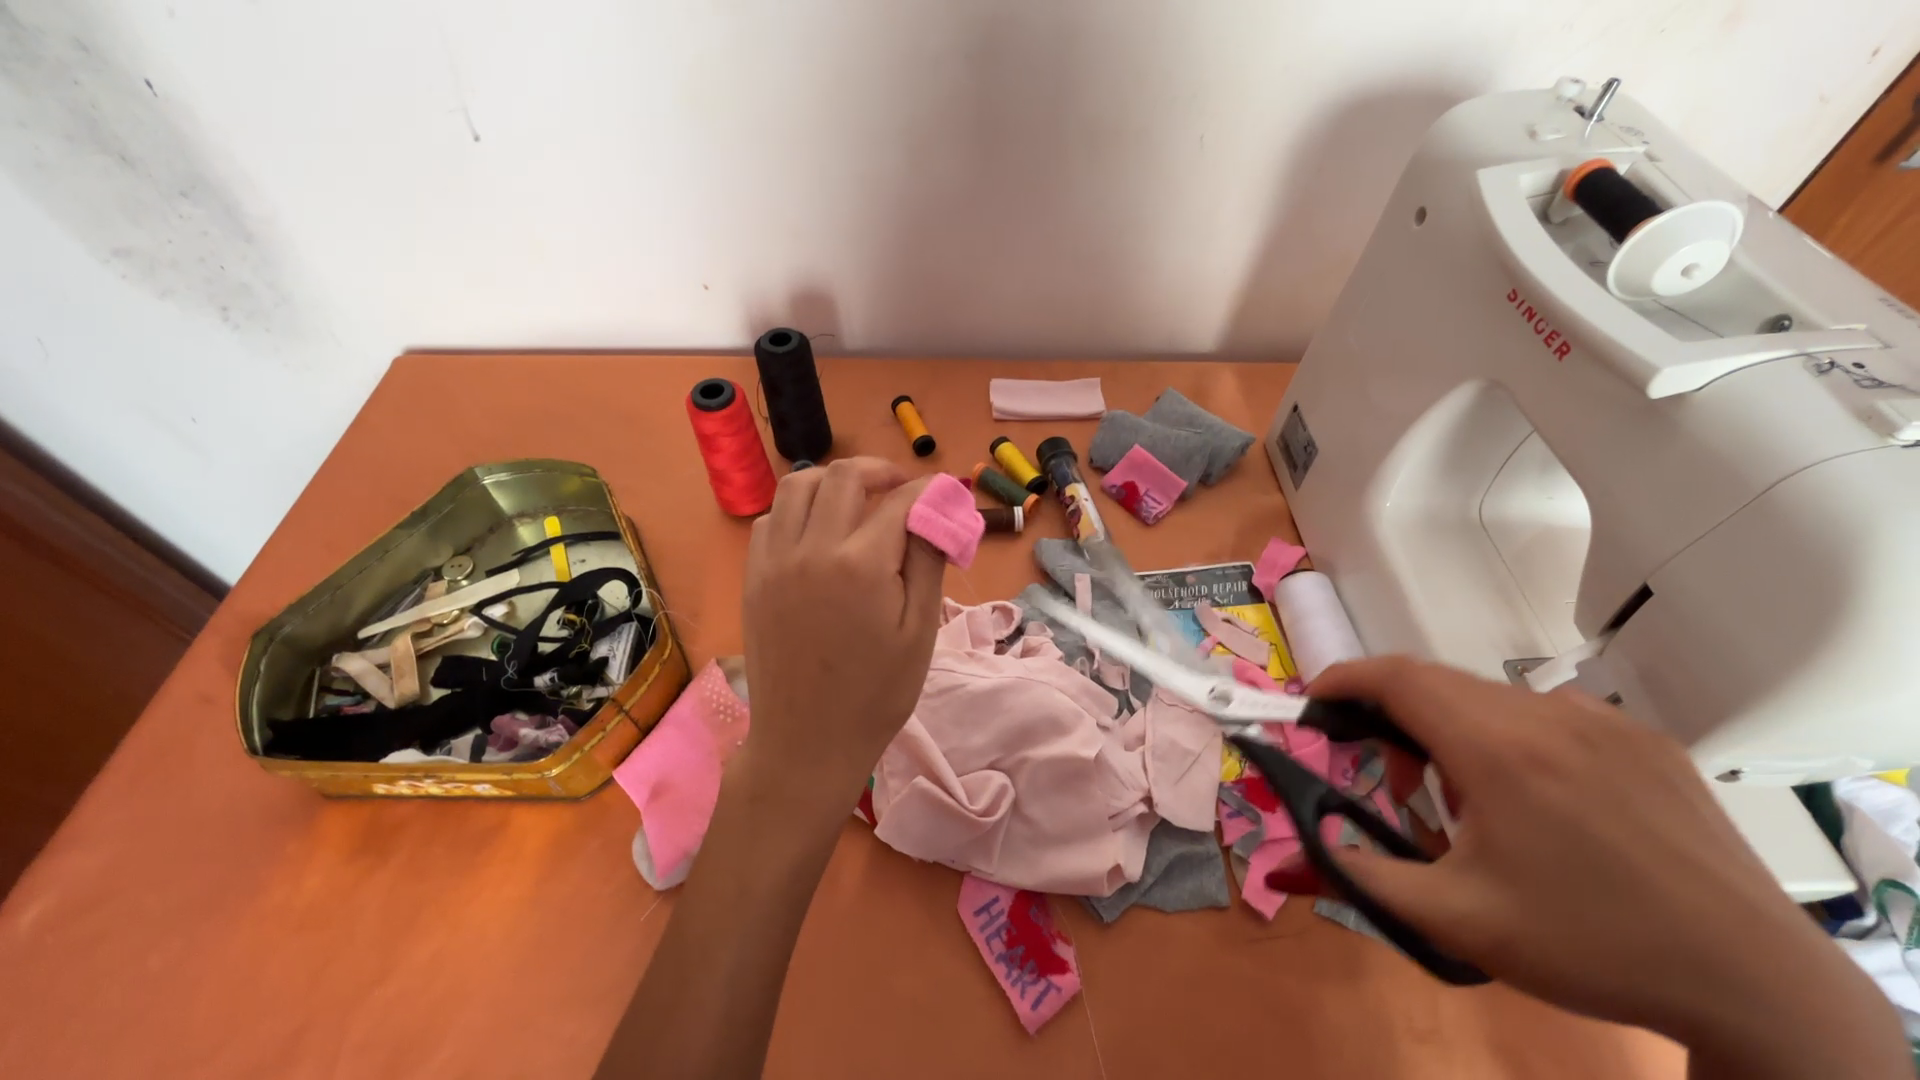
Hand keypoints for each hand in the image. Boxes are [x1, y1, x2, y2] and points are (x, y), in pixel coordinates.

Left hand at [739, 458, 945, 812]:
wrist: (808, 742)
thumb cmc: (877, 694)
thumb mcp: (919, 631)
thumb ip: (927, 561)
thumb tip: (937, 511)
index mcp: (861, 564)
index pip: (899, 501)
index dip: (927, 491)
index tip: (943, 495)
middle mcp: (812, 548)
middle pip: (844, 477)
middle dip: (879, 472)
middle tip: (901, 490)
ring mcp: (775, 560)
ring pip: (797, 486)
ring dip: (833, 480)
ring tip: (858, 499)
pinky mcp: (753, 576)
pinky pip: (770, 518)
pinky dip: (797, 508)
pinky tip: (818, 530)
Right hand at [1282, 657, 1906, 1073]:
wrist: (1751, 979)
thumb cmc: (1586, 943)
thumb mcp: (1455, 920)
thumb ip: (1358, 877)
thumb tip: (1286, 862)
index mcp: (1498, 749)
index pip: (1398, 677)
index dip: (1346, 678)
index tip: (1315, 702)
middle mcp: (1549, 715)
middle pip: (1442, 686)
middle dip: (1395, 718)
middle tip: (1393, 782)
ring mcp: (1606, 723)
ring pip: (1496, 701)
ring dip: (1455, 732)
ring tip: (1469, 804)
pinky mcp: (1647, 741)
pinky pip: (1553, 718)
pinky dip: (1513, 740)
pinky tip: (1539, 805)